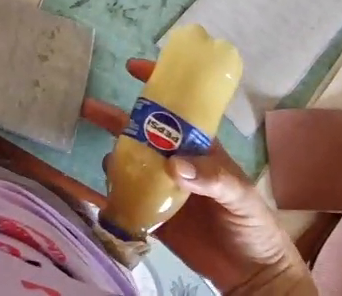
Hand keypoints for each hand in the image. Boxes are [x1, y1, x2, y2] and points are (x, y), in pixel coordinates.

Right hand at [84, 59, 314, 295]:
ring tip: (107, 162)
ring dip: (113, 155)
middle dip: (113, 116)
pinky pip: (125, 194)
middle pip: (140, 130)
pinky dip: (111, 189)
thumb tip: (173, 164)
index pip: (176, 106)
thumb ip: (212, 178)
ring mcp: (161, 184)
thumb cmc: (254, 225)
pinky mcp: (152, 212)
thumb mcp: (241, 196)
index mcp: (198, 145)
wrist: (252, 276)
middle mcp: (174, 158)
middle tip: (87, 107)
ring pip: (128, 160)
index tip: (132, 66)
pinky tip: (103, 189)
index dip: (155, 82)